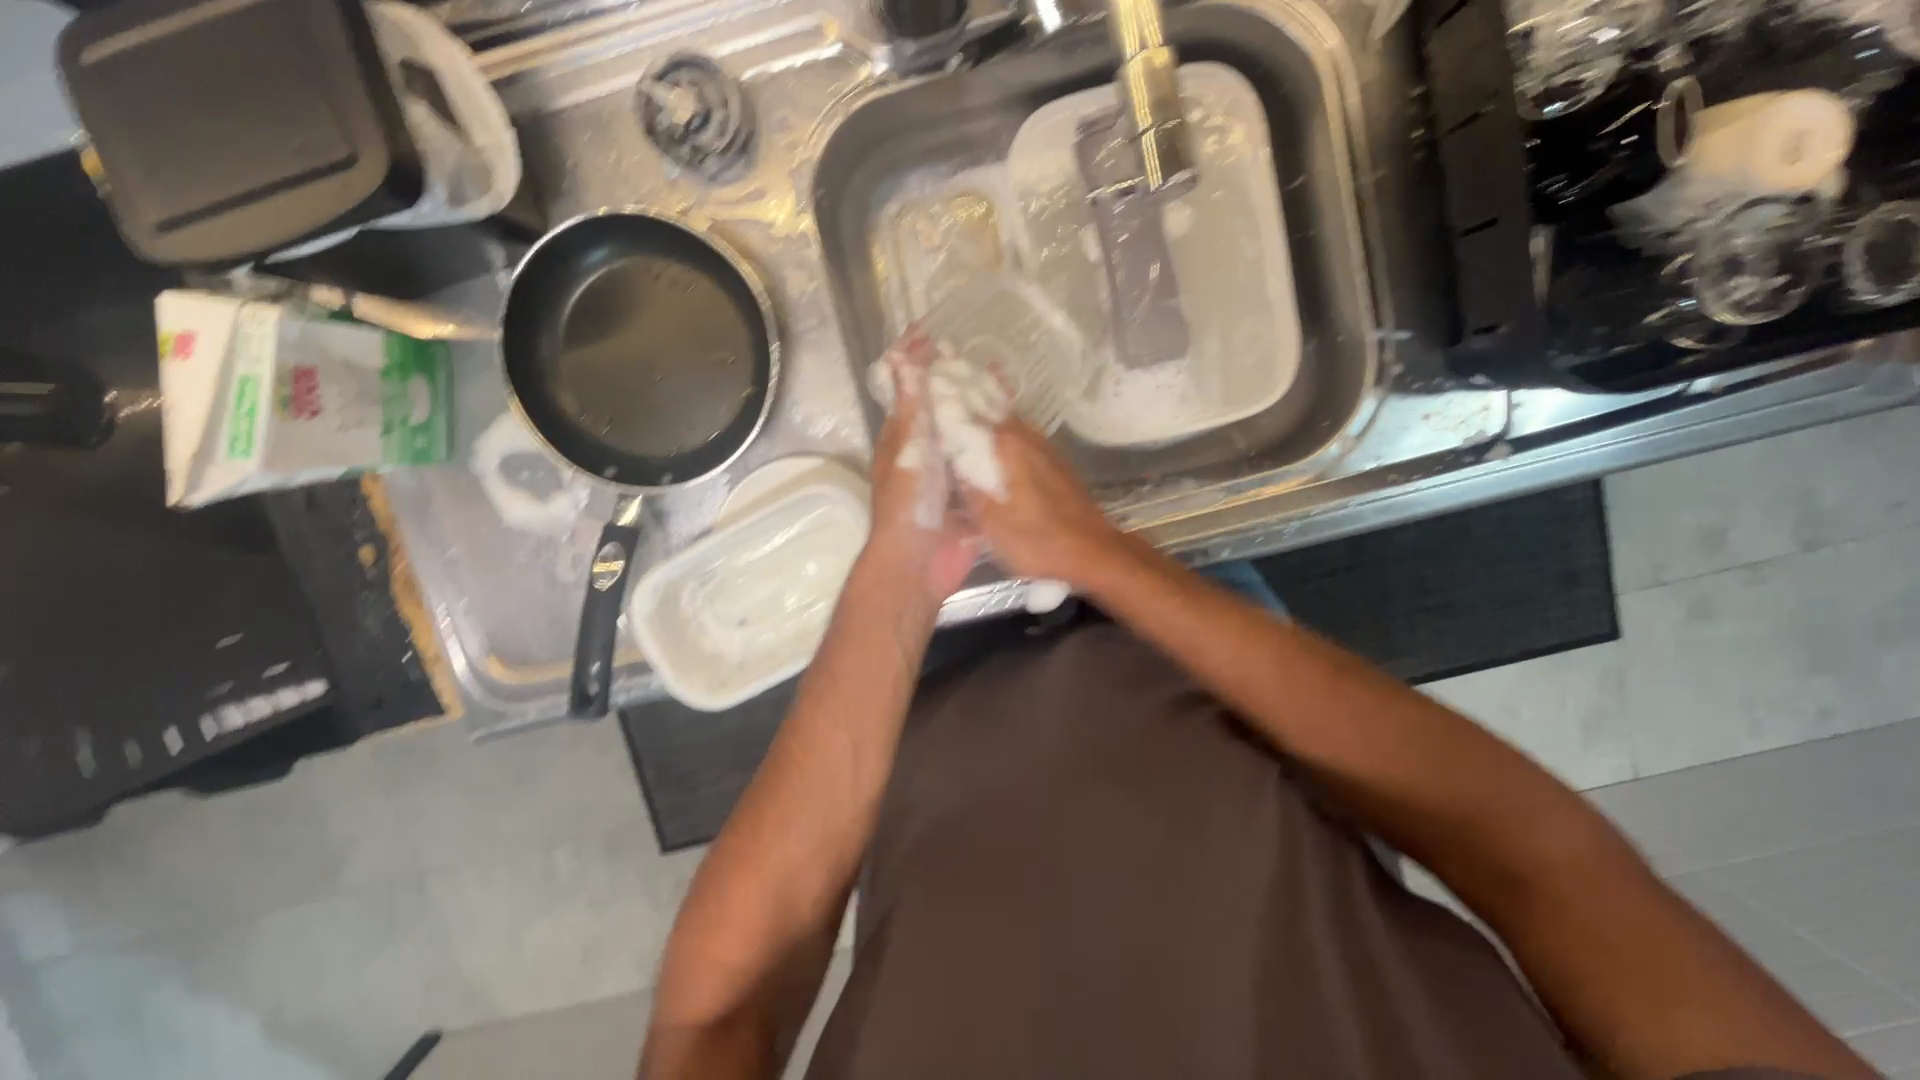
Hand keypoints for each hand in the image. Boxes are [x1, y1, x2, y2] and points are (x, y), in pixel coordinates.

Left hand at [863, 328, 979, 607]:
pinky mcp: (972, 494)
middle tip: (977, 354)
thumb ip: (912, 408)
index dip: (914, 361)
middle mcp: (925, 452)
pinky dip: (998, 445)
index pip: (907, 389)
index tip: (928, 333)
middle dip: (954, 381)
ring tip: (1001, 382)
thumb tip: (903, 360)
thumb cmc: (908, 503)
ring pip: (965, 434)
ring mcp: (949, 473)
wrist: (921, 563)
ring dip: (979, 410)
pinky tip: (1018, 429)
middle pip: (940, 409)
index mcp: (902, 438)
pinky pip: (985, 463)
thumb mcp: (908, 449)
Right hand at [959, 419, 1130, 587]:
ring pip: (1012, 430)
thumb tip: (952, 469)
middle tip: (944, 426)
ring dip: (991, 431)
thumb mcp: (994, 525)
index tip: (930, 414)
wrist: (1095, 553)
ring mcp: (1048, 450)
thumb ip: (970, 492)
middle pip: (994, 417)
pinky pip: (1025, 445)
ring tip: (966, 440)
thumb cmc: (1041, 541)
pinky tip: (997, 461)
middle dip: (971, 418)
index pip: (973, 417)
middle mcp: (1030, 438)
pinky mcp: (1059, 465)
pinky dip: (1008, 447)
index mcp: (1010, 446)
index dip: (950, 415)